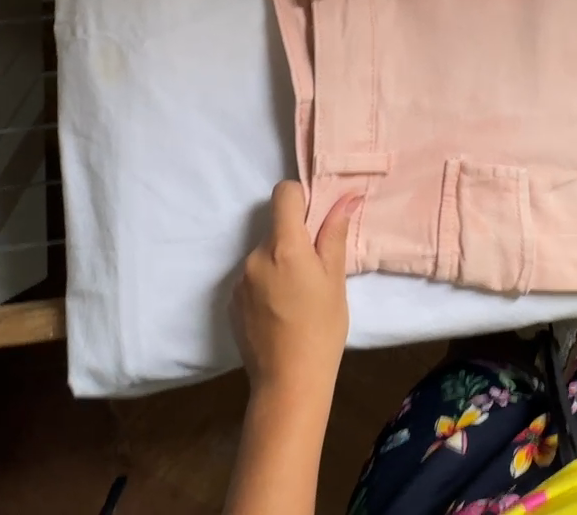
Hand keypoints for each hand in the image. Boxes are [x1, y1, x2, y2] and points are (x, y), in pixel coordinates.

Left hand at [231, 181, 359, 393]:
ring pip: (265, 254)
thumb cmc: (322, 329)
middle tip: (316, 270)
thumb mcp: (335, 279)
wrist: (288, 383)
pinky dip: (267, 283)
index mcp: (285, 246)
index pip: (283, 194)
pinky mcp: (231, 301)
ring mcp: (239, 280)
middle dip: (295, 239)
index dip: (301, 197)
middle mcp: (256, 256)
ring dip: (280, 263)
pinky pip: (252, 277)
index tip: (315, 219)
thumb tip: (345, 198)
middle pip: (276, 228)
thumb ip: (334, 234)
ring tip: (298, 297)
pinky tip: (281, 311)